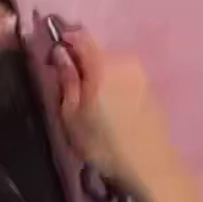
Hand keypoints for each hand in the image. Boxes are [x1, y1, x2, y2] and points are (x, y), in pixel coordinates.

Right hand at [50, 27, 180, 192]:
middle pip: (95, 51)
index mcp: (103, 63)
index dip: (63, 40)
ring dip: (97, 75)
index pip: (80, 35)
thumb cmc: (101, 142)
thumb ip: (66, 80)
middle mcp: (125, 60)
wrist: (148, 165)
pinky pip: (123, 77)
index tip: (52, 57)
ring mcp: (141, 73)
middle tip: (68, 87)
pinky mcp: (150, 87)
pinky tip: (108, 108)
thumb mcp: (71, 114)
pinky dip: (112, 84)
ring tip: (88, 101)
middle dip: (80, 62)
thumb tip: (60, 54)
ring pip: (110, 64)